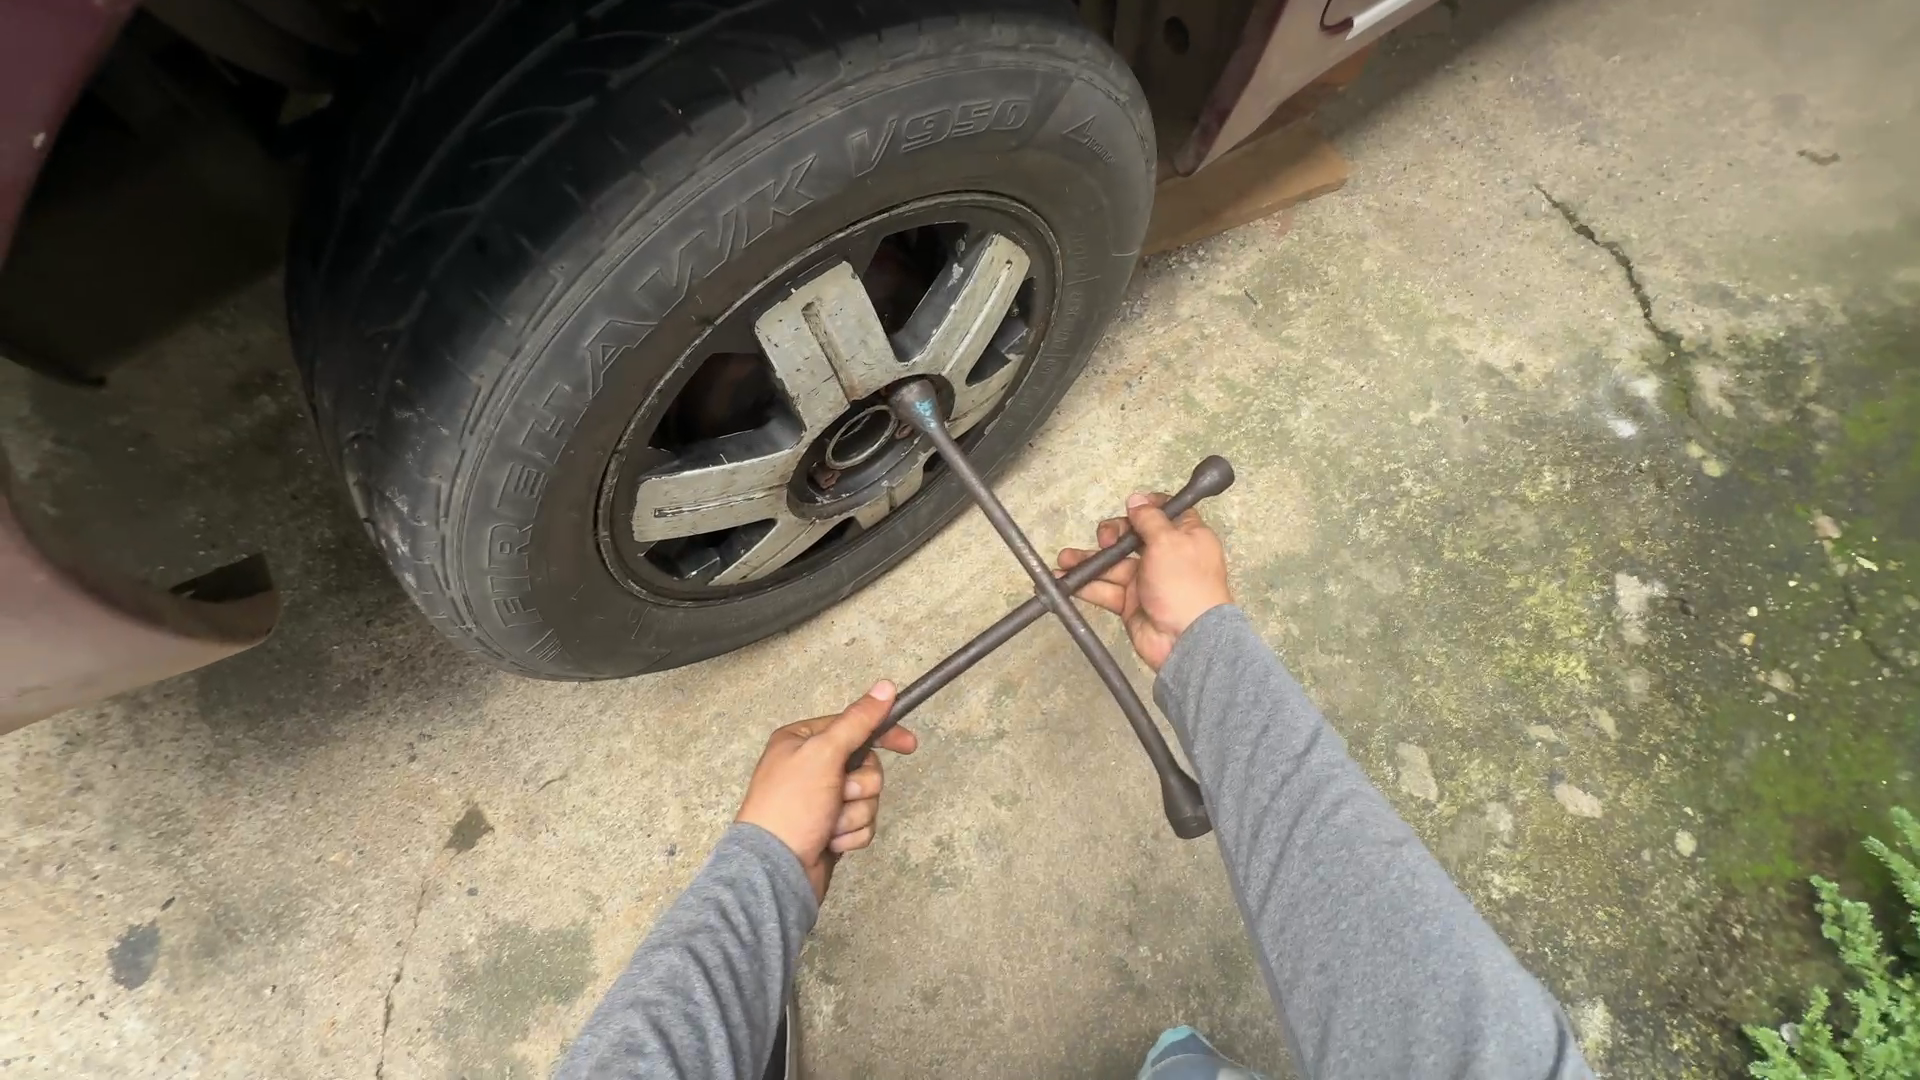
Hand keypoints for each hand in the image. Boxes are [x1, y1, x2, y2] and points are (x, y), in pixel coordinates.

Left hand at [735, 682, 918, 902]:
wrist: (774, 872)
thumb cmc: (791, 807)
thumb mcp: (824, 754)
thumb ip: (858, 721)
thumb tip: (885, 686)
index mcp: (802, 741)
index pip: (854, 726)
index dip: (883, 734)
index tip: (909, 744)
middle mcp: (811, 767)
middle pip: (866, 765)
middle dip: (860, 786)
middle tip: (842, 794)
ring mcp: (821, 800)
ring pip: (867, 797)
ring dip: (855, 813)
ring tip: (830, 824)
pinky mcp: (831, 828)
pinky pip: (862, 823)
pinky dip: (851, 834)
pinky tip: (830, 842)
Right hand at [1056, 492, 1231, 671]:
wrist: (1185, 639)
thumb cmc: (1188, 590)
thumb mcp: (1169, 541)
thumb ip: (1149, 519)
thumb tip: (1137, 500)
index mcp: (1185, 537)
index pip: (1165, 513)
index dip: (1146, 507)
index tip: (1129, 507)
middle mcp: (1166, 557)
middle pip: (1131, 537)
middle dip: (1111, 535)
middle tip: (1105, 540)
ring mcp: (1147, 580)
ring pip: (1112, 564)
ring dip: (1088, 560)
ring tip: (1066, 559)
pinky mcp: (1131, 602)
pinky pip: (1104, 589)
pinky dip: (1085, 585)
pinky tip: (1066, 580)